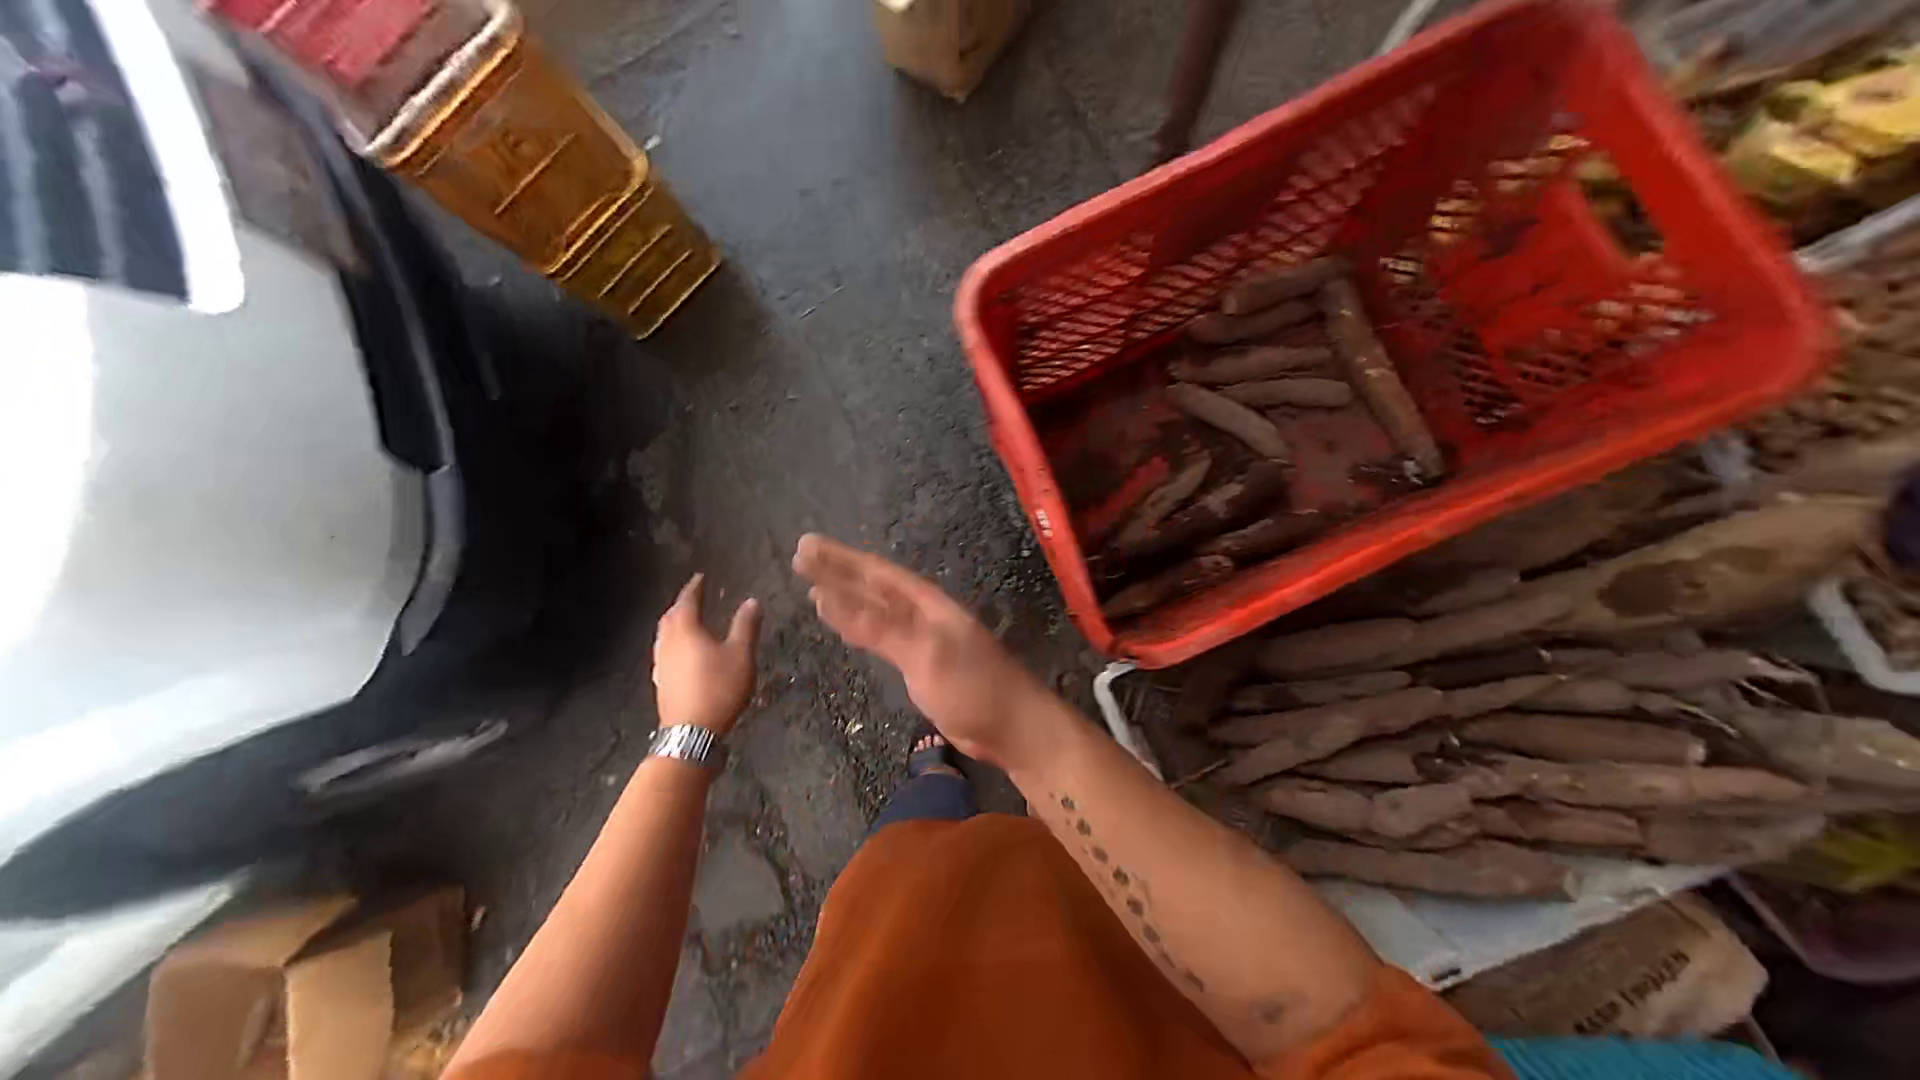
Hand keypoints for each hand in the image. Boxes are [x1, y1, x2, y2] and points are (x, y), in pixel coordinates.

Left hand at [652, 573, 761, 734]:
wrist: (691, 732)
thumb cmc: (718, 688)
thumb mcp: (741, 654)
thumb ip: (746, 626)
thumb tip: (751, 601)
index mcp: (686, 631)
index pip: (687, 602)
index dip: (694, 588)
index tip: (700, 578)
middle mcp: (668, 644)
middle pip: (670, 617)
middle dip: (681, 605)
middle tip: (693, 598)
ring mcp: (661, 665)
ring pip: (665, 636)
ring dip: (675, 624)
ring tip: (688, 622)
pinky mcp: (661, 683)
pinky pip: (665, 653)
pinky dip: (674, 644)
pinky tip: (682, 654)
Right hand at [792, 534, 1055, 769]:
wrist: (1013, 728)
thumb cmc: (972, 687)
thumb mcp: (923, 652)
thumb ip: (876, 625)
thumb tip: (824, 595)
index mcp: (925, 602)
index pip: (874, 572)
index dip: (839, 559)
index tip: (805, 546)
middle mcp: (922, 613)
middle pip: (873, 586)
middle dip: (838, 571)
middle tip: (800, 556)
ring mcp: (922, 638)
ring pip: (876, 609)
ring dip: (846, 595)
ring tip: (815, 586)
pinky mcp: (920, 664)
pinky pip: (881, 635)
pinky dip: (859, 626)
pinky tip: (848, 626)